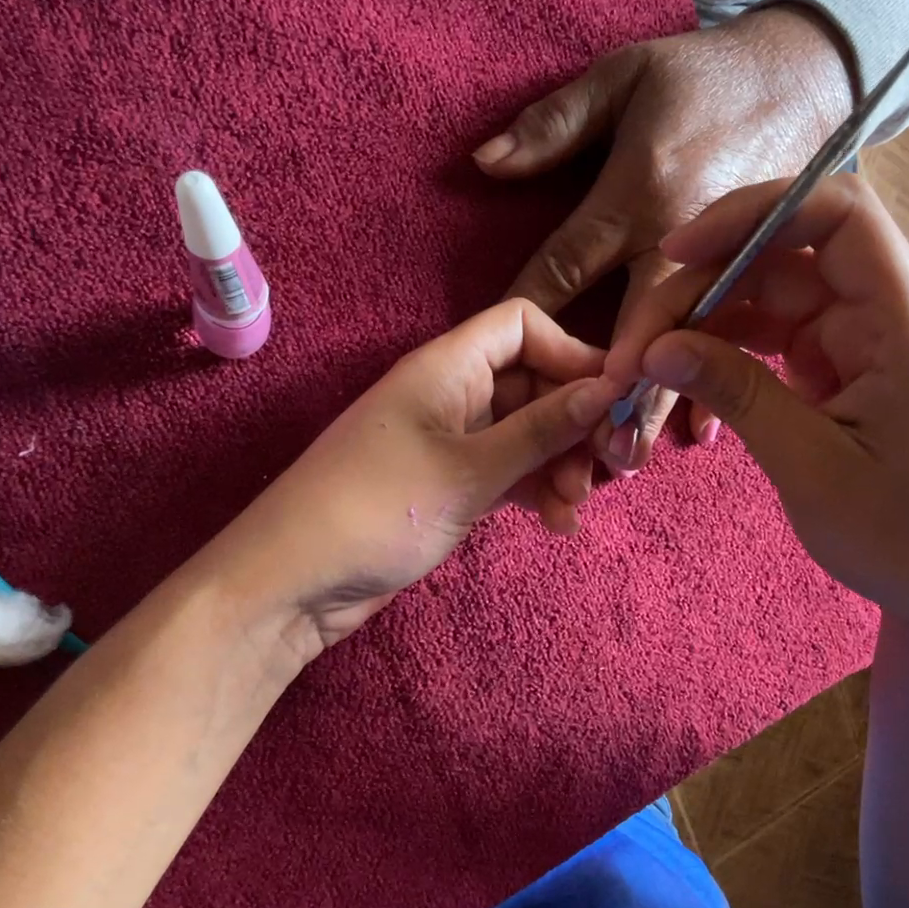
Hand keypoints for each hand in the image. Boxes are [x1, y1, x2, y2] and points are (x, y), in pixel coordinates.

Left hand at [201, 299, 620, 650]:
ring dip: (558, 466)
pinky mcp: (446, 485)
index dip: (572, 354)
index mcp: (447, 366)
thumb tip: (607, 388)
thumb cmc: (378, 509)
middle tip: (610, 470)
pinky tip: (556, 525)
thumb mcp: (470, 469)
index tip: (613, 399)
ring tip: (575, 509)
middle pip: (533, 384)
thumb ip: (541, 429)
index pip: (523, 326)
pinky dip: (532, 492)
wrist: (294, 581)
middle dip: (574, 423)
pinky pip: (504, 472)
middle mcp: (450, 394)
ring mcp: (448, 442)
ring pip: (524, 435)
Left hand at [475, 5, 853, 475]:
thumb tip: (486, 162)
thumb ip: (554, 124)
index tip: (506, 368)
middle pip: (636, 326)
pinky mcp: (750, 276)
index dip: (534, 313)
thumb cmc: (702, 74)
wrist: (801, 73)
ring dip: (659, 402)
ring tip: (631, 455)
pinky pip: (731, 337)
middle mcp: (678, 242)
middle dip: (614, 386)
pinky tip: (698, 429)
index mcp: (638, 195)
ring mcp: (720, 264)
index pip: (567, 266)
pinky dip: (715, 380)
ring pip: (683, 345)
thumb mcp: (621, 77)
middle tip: (591, 445)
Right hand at [606, 174, 908, 642]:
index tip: (679, 252)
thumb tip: (658, 348)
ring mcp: (860, 344)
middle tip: (636, 343)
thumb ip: (737, 393)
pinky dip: (726, 351)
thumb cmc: (897, 534)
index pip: (838, 218)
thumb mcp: (809, 464)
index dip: (755, 214)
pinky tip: (683, 374)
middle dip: (705, 285)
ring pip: (772, 298)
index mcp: (904, 325)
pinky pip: (775, 339)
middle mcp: (885, 318)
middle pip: (787, 259)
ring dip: (706, 321)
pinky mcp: (840, 371)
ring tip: (646, 364)